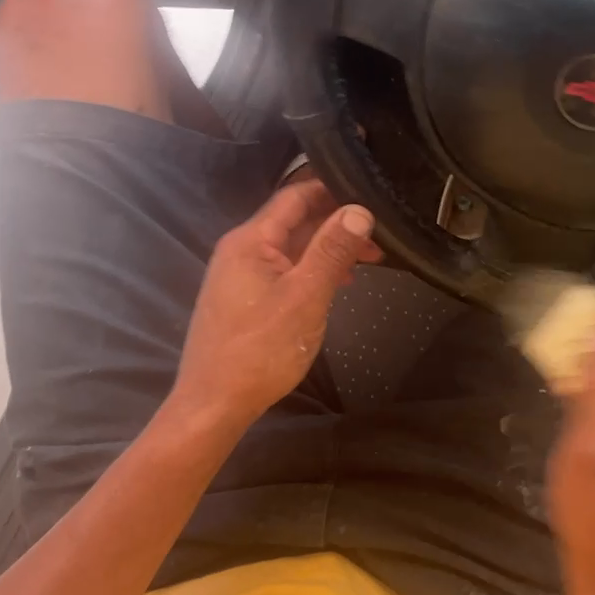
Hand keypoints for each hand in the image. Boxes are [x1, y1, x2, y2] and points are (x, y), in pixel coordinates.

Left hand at [166, 180, 380, 423]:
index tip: (371, 193)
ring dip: (329, 247)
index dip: (333, 189)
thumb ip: (332, 250)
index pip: (295, 195)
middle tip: (380, 234)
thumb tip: (359, 209)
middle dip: (338, 222)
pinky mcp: (245, 297)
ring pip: (292, 246)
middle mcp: (241, 249)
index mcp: (251, 240)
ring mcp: (240, 274)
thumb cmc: (261, 349)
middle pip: (295, 220)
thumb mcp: (306, 296)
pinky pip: (285, 268)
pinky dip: (314, 267)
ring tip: (369, 258)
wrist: (214, 405)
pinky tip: (338, 282)